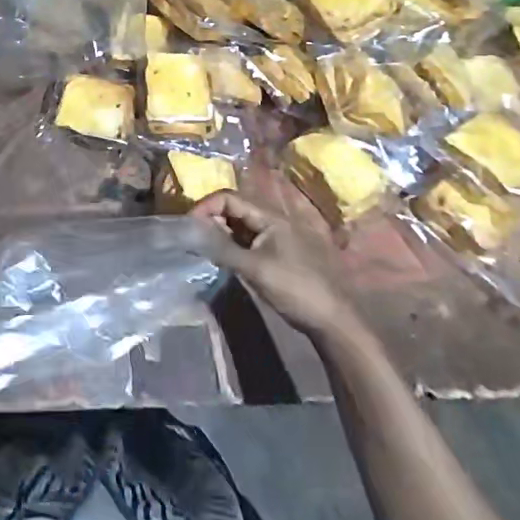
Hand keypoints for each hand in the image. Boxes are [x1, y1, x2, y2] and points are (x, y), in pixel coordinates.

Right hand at [190, 192, 349, 332]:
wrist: (333, 321)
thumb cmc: (295, 289)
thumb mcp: (254, 269)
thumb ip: (221, 248)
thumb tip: (189, 232)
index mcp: (271, 217)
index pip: (229, 198)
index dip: (205, 207)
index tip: (187, 226)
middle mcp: (275, 220)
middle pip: (235, 208)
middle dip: (211, 219)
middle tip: (193, 238)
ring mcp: (279, 236)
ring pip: (242, 225)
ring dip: (221, 232)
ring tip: (205, 248)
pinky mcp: (281, 252)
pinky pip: (250, 239)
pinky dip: (234, 244)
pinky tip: (224, 258)